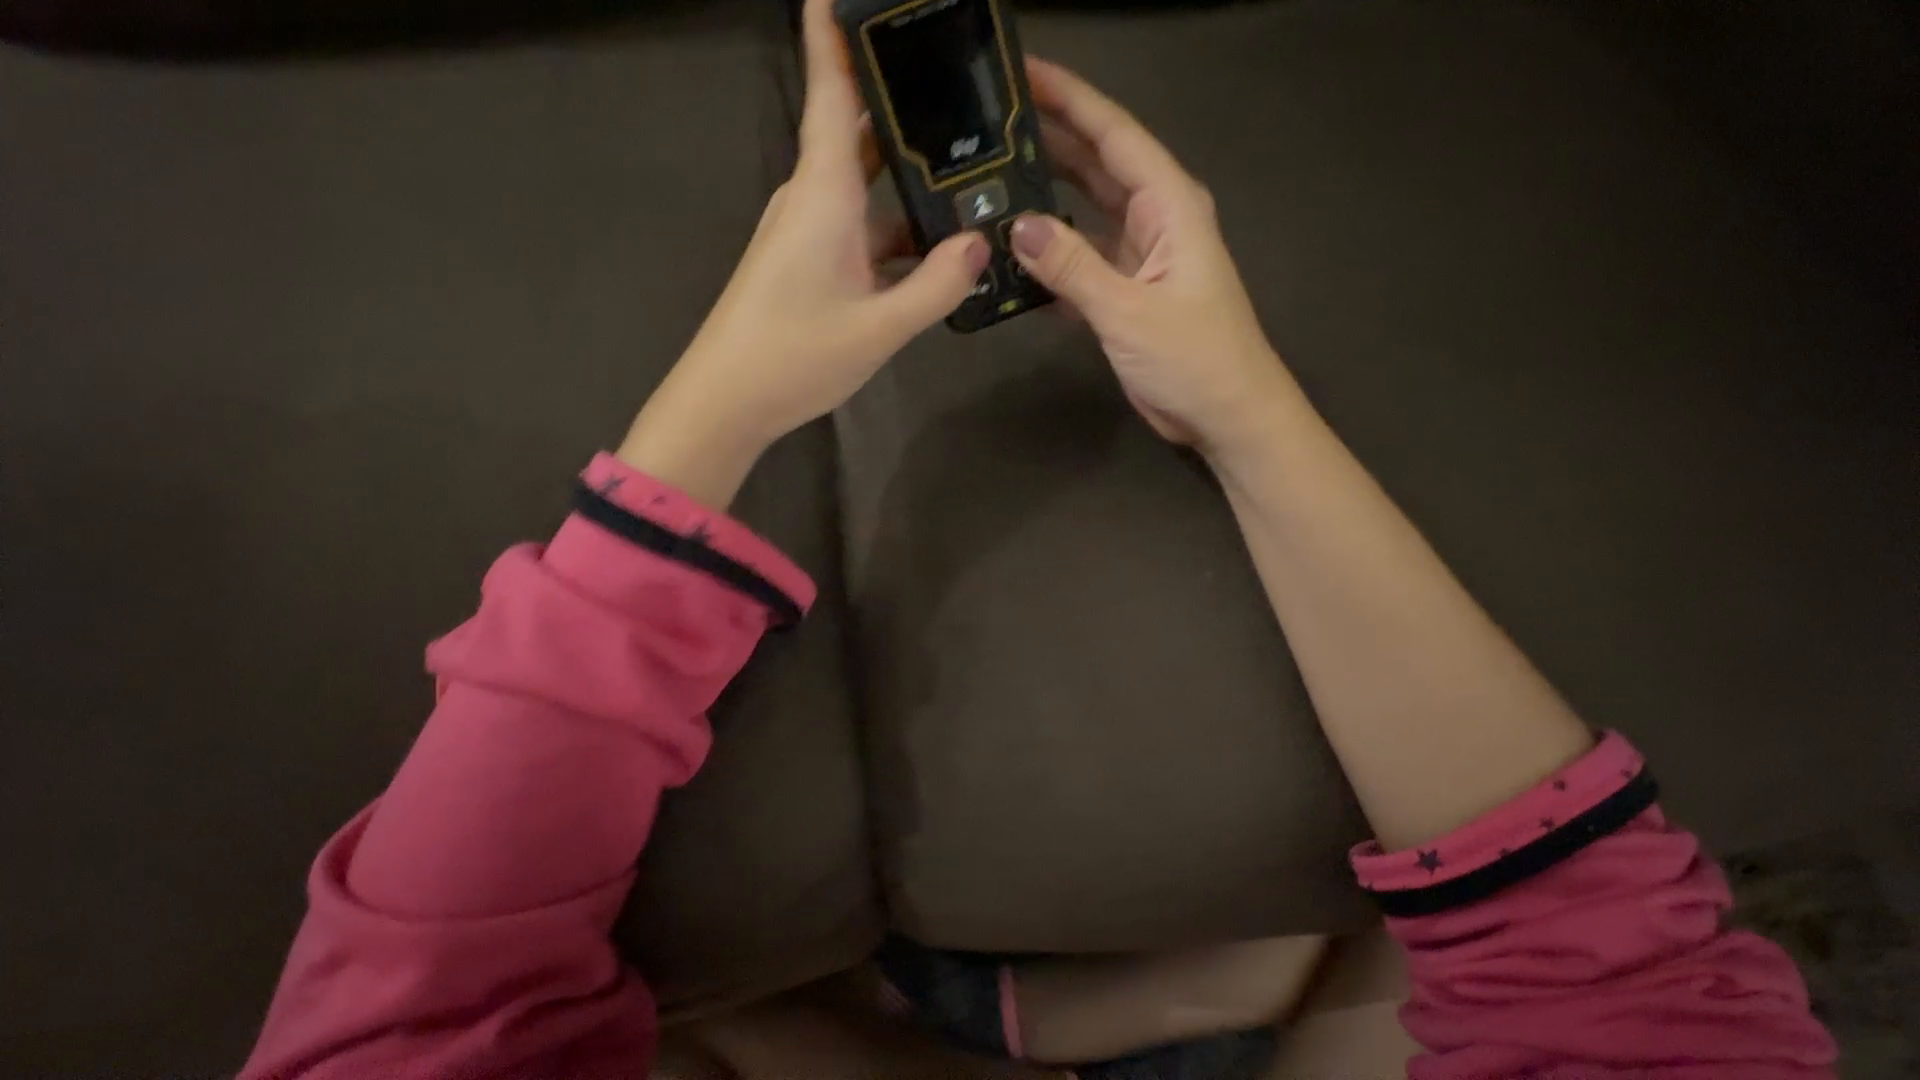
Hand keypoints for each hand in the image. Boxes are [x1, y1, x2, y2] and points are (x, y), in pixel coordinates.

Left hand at [618, 0, 988, 507]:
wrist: (725, 402)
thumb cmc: (793, 356)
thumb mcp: (879, 328)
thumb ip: (936, 286)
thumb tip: (980, 243)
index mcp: (822, 194)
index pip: (831, 93)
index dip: (836, 36)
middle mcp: (811, 198)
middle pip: (856, 130)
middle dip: (898, 100)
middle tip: (954, 81)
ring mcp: (805, 230)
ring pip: (862, 183)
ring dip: (905, 172)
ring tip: (967, 160)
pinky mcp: (805, 260)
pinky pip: (858, 224)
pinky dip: (894, 224)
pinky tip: (936, 242)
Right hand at [1014, 59, 1292, 453]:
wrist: (1226, 415)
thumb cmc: (1195, 358)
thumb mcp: (1130, 311)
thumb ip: (1072, 267)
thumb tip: (1017, 226)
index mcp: (1169, 205)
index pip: (1114, 134)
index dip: (1069, 98)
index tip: (1021, 72)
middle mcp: (1153, 218)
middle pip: (1096, 162)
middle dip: (1049, 135)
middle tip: (988, 119)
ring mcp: (1137, 254)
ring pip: (1083, 208)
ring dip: (1043, 192)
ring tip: (988, 174)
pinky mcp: (1123, 290)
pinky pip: (1078, 257)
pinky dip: (1048, 252)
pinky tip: (1009, 247)